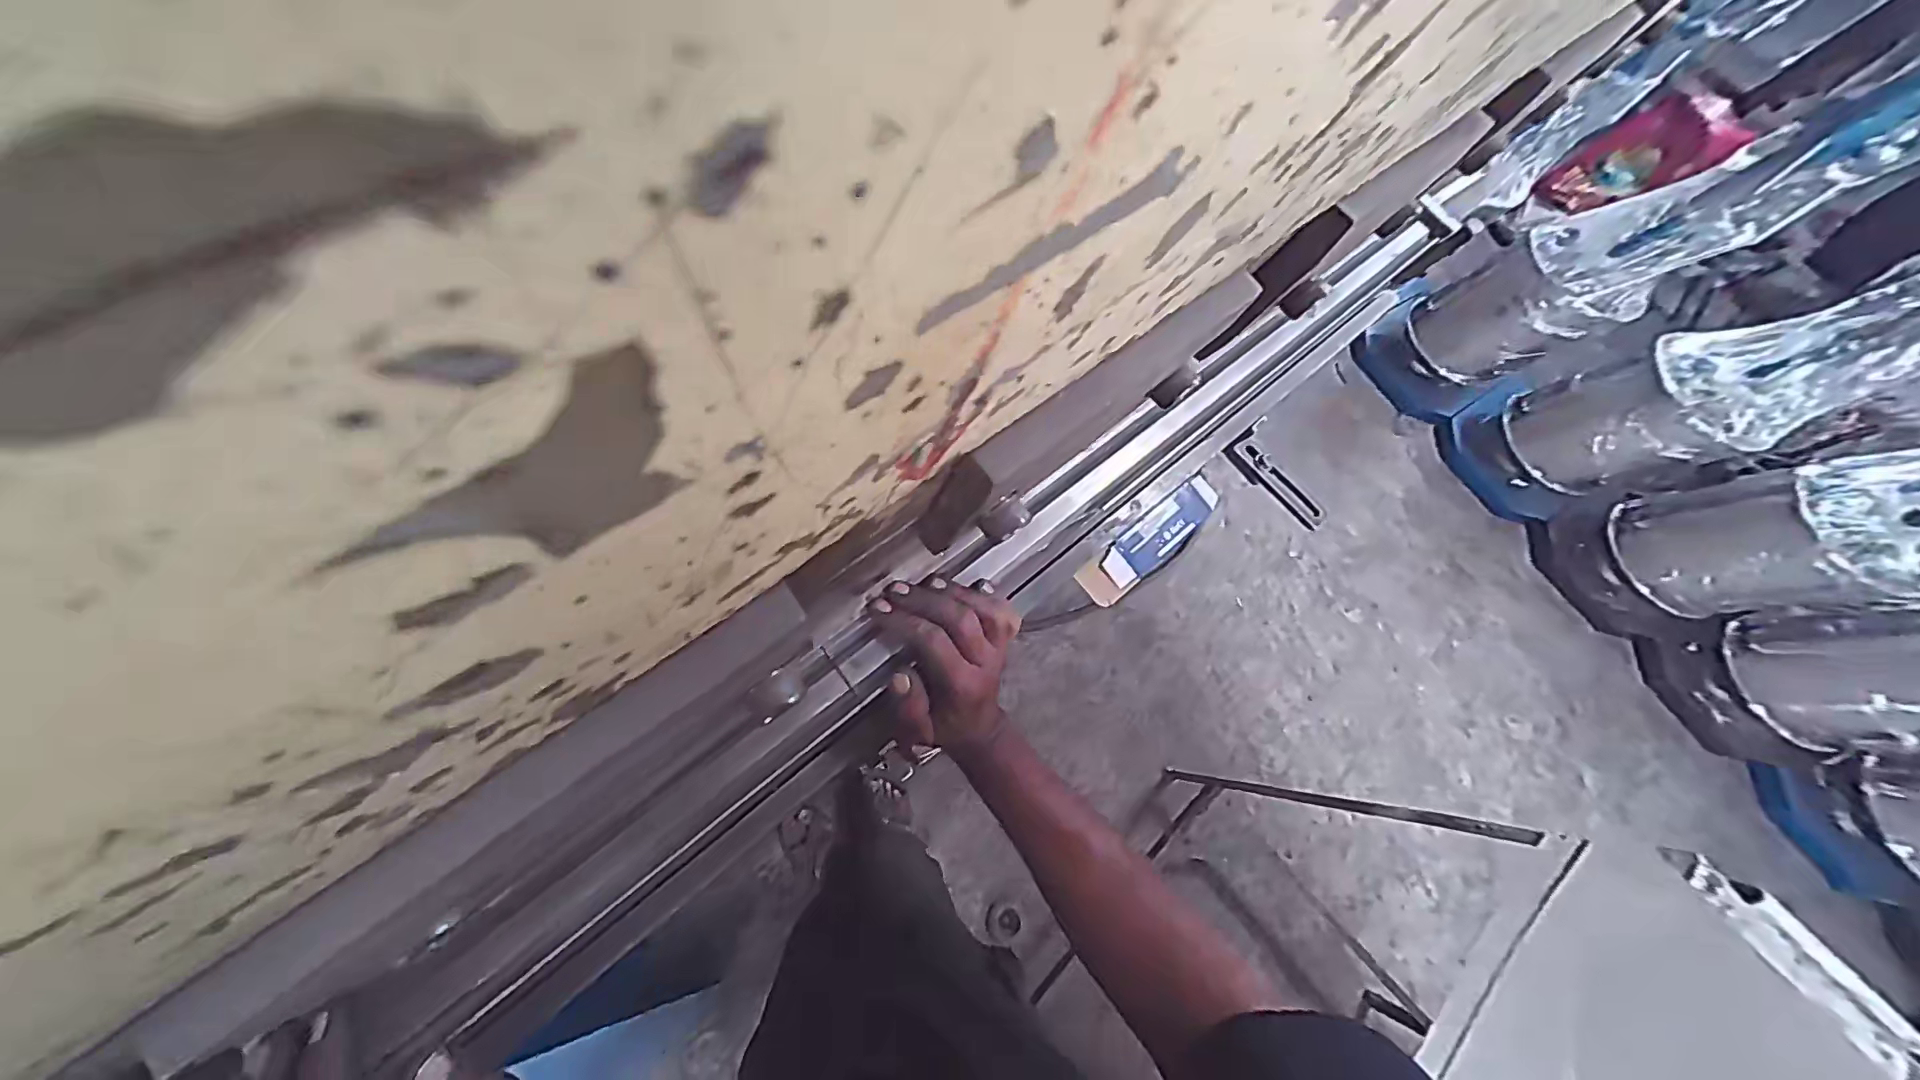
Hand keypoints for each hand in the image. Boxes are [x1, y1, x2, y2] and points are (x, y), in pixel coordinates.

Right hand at [868, 577, 1020, 753]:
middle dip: (923, 599)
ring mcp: (999, 649)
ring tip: (922, 583)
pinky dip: (983, 594)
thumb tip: (899, 675)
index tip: (879, 610)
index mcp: (962, 684)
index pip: (933, 641)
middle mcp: (985, 662)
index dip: (904, 621)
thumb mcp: (918, 732)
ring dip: (952, 591)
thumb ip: (908, 707)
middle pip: (959, 618)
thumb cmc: (944, 728)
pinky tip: (963, 585)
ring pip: (982, 609)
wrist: (979, 730)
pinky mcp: (1005, 640)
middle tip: (893, 591)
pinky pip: (1001, 610)